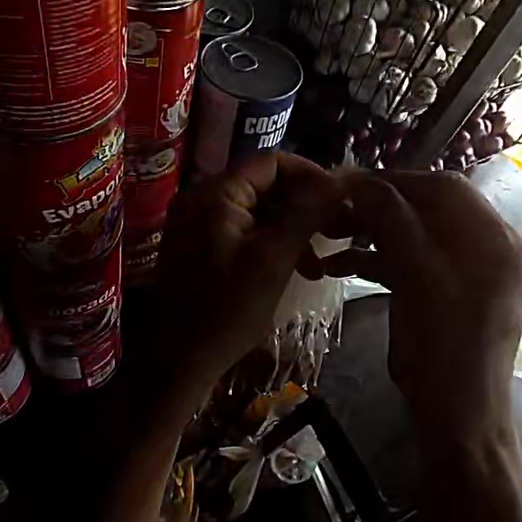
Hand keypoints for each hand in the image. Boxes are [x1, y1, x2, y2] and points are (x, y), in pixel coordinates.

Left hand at [151, 152, 343, 383]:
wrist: (180, 360)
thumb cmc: (227, 310)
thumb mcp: (274, 258)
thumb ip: (306, 212)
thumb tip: (341, 180)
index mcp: (214, 193)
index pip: (271, 161)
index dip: (311, 177)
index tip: (341, 202)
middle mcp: (201, 198)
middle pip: (265, 185)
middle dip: (305, 207)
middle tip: (340, 231)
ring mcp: (198, 222)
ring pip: (258, 211)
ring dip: (293, 231)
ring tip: (321, 263)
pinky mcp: (200, 245)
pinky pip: (244, 230)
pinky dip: (272, 244)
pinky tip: (297, 269)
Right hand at [323, 172, 521, 446]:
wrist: (458, 420)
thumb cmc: (444, 352)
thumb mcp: (418, 281)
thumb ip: (393, 224)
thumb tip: (360, 181)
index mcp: (493, 240)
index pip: (443, 188)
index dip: (393, 181)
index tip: (345, 182)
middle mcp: (484, 249)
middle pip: (425, 208)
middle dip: (377, 205)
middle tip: (334, 208)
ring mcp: (463, 273)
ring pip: (412, 234)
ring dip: (370, 232)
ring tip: (329, 234)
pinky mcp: (442, 294)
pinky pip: (408, 262)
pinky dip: (374, 259)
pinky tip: (337, 264)